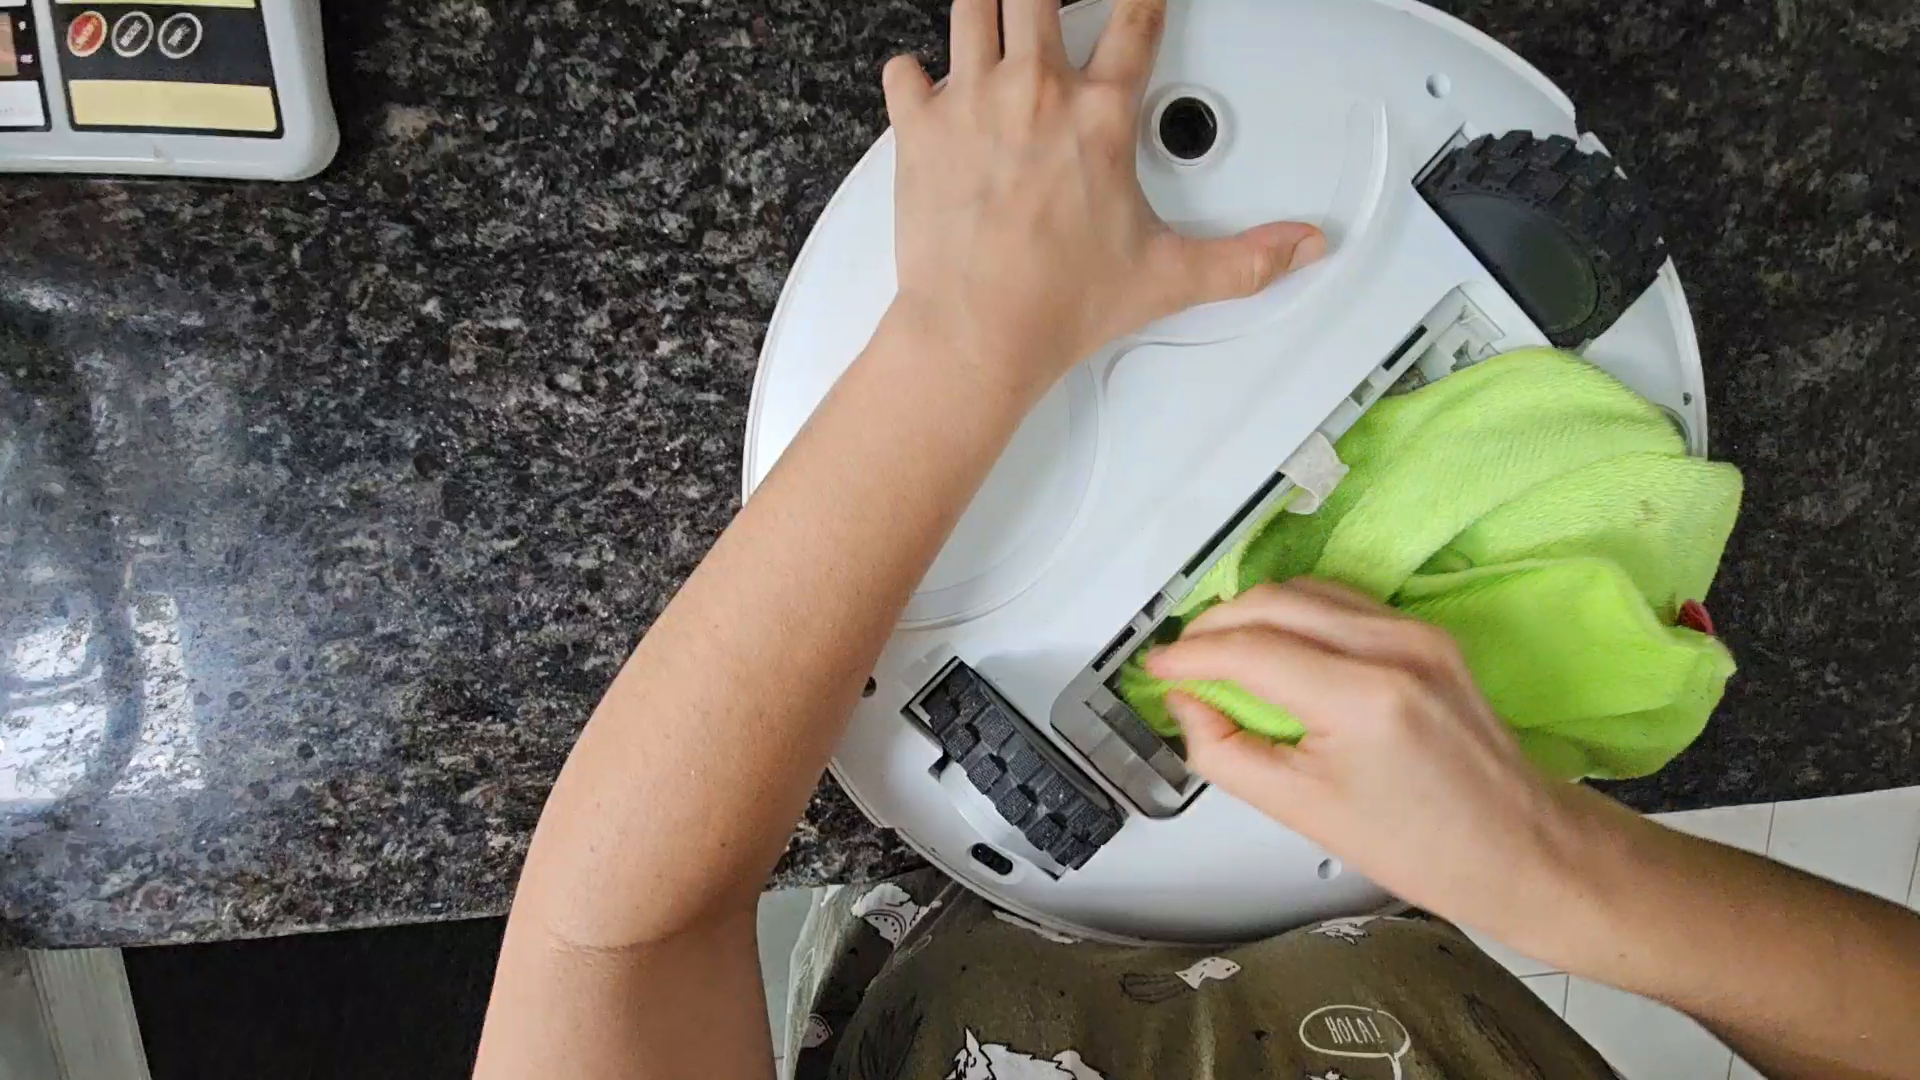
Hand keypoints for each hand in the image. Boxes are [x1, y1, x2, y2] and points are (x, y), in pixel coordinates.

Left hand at [881, 0, 1326, 400]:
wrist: (979, 332)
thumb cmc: (1057, 306)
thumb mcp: (1167, 280)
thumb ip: (1243, 260)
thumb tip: (1301, 248)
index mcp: (1100, 118)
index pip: (1136, 20)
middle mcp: (1035, 93)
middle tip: (1046, 16)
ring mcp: (972, 105)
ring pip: (975, 5)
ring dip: (985, 9)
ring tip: (993, 25)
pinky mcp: (920, 132)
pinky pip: (904, 72)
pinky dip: (911, 77)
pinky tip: (923, 90)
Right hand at [1145, 580, 1603, 941]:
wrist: (1527, 849)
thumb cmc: (1421, 846)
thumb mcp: (1299, 811)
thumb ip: (1222, 750)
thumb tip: (1186, 700)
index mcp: (1363, 698)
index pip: (1249, 650)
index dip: (1189, 654)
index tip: (1157, 667)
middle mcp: (1393, 647)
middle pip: (1270, 602)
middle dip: (1211, 625)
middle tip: (1182, 660)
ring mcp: (1414, 631)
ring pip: (1299, 591)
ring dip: (1246, 614)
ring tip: (1219, 652)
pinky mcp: (1422, 630)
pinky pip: (1332, 600)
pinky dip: (1287, 613)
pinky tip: (1271, 644)